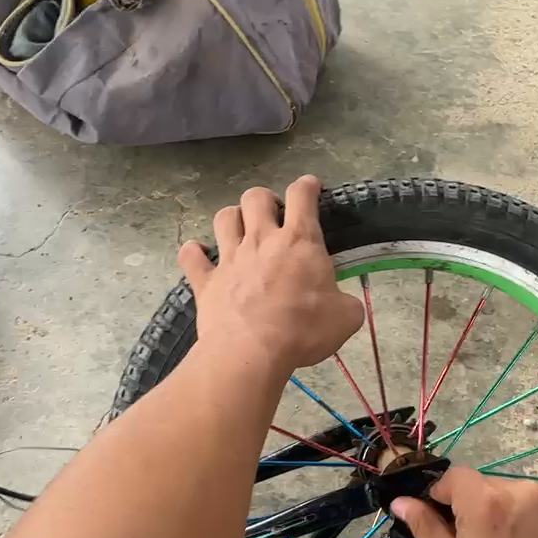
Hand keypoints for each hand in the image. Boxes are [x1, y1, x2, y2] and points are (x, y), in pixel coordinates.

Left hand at [179, 176, 362, 376]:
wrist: (252, 351)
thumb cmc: (303, 330)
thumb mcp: (346, 318)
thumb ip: (347, 303)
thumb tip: (344, 305)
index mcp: (299, 241)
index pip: (302, 196)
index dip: (308, 186)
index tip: (311, 187)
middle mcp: (261, 240)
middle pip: (256, 197)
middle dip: (265, 199)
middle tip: (272, 216)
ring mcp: (229, 258)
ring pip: (224, 217)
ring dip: (232, 218)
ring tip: (239, 230)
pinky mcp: (206, 281)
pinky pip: (191, 256)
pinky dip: (194, 253)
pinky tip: (198, 255)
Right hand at [392, 467, 537, 537]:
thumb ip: (426, 527)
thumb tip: (402, 502)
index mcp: (486, 501)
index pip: (454, 476)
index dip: (441, 496)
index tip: (440, 523)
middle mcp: (520, 491)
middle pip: (483, 486)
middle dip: (472, 508)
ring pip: (510, 497)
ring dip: (499, 515)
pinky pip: (534, 509)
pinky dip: (524, 523)